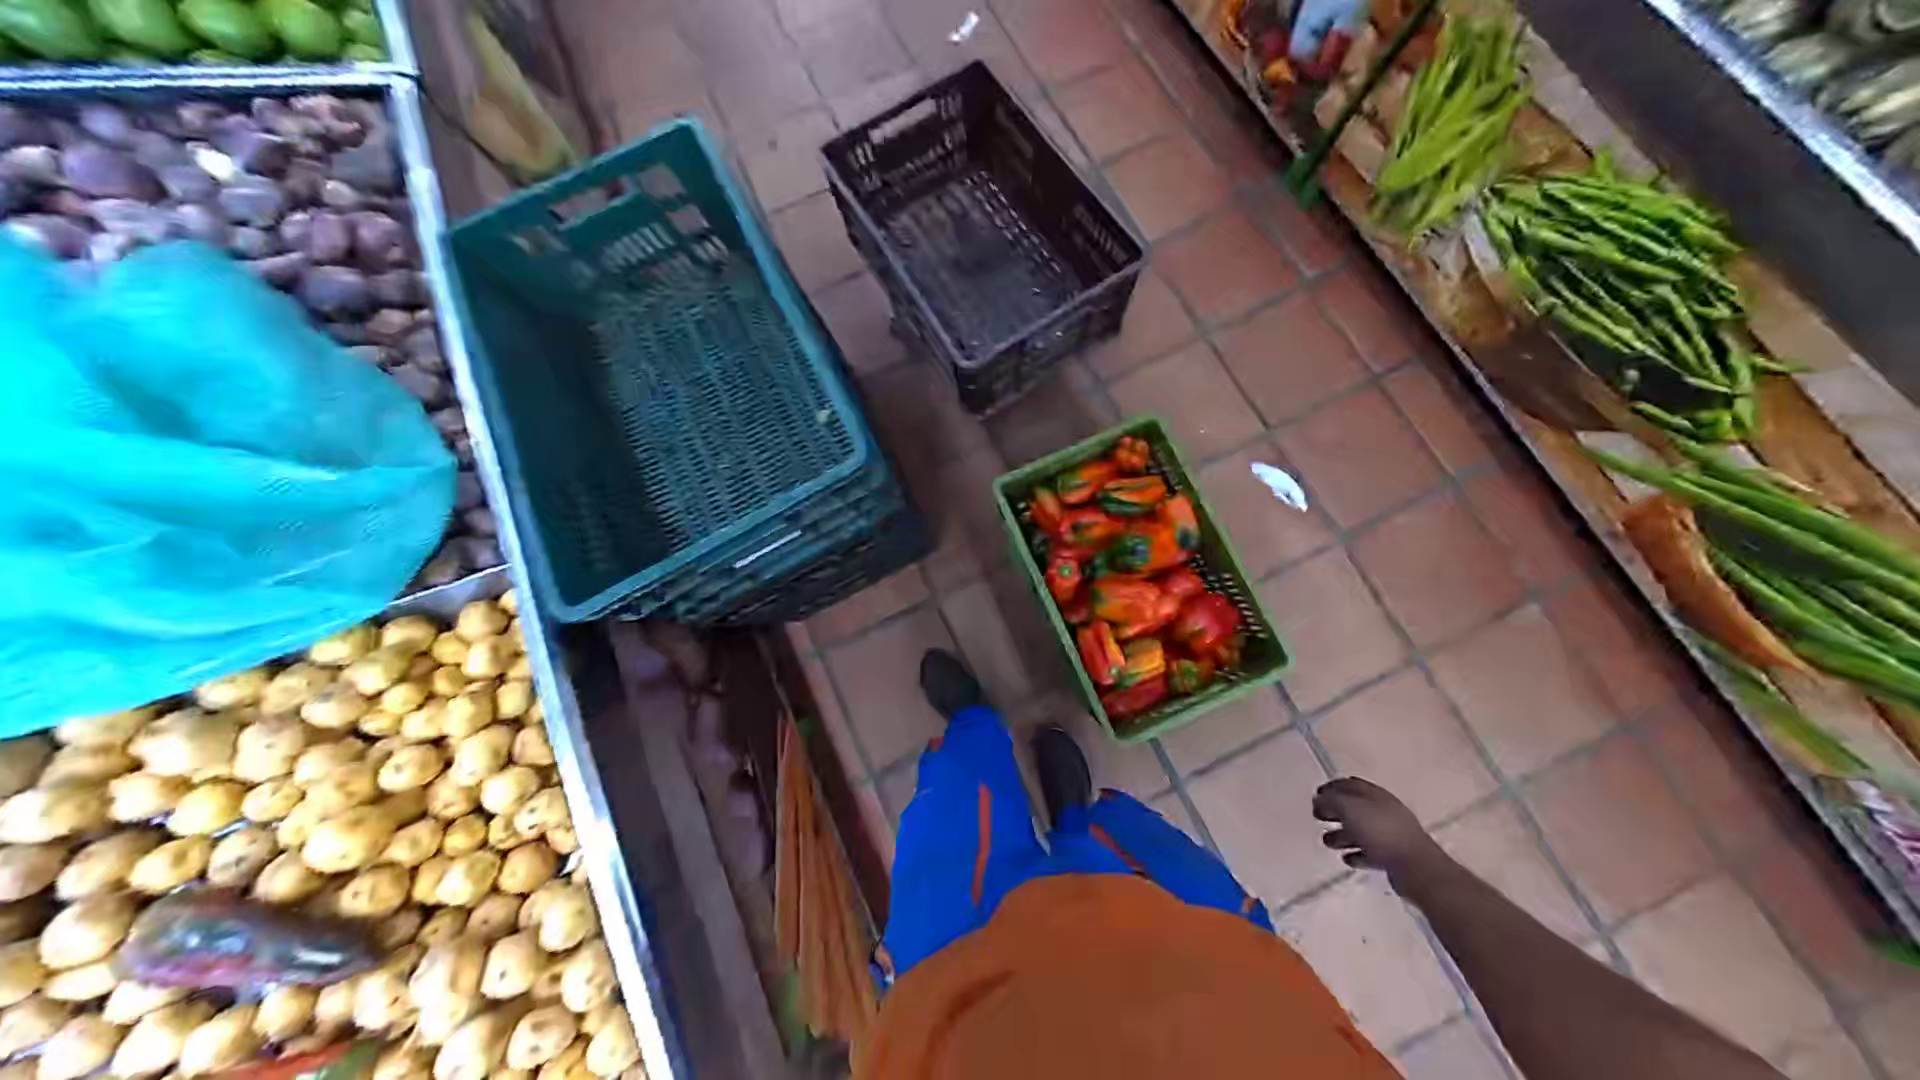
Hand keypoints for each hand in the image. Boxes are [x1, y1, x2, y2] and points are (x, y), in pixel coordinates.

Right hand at [1313, 778, 1445, 880]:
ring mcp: (1390, 835)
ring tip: (1329, 842)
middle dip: (1335, 811)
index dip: (1331, 787)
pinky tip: (1347, 858)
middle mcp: (1383, 812)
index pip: (1349, 785)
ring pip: (1360, 831)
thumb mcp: (1347, 807)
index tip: (1316, 795)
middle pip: (1354, 807)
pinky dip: (1356, 854)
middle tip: (1319, 816)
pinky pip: (1370, 853)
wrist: (1415, 867)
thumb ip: (1330, 800)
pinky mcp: (1393, 857)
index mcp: (1375, 795)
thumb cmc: (1380, 831)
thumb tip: (1320, 801)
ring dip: (1342, 835)